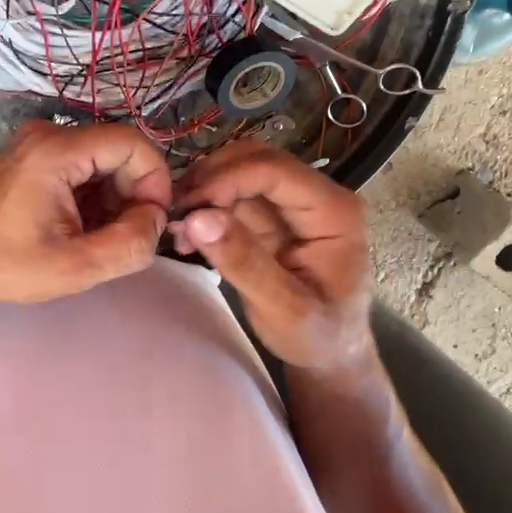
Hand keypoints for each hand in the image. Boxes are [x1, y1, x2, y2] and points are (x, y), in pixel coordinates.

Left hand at [0, 121, 171, 312]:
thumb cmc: (4, 265)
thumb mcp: (75, 267)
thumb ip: (129, 243)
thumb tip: (157, 218)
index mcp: (57, 151)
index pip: (133, 143)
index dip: (155, 180)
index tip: (153, 220)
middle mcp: (47, 134)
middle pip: (117, 150)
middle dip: (133, 192)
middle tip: (127, 236)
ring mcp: (36, 143)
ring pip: (100, 160)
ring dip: (113, 197)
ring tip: (100, 238)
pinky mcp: (30, 157)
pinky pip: (79, 166)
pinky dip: (91, 196)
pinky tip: (81, 229)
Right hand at [171, 142, 374, 374]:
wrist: (328, 355)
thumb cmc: (318, 336)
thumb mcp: (284, 310)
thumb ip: (245, 264)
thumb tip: (198, 218)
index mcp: (333, 210)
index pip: (274, 169)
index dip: (227, 179)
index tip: (189, 209)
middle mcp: (314, 194)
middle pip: (253, 158)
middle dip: (210, 179)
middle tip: (178, 216)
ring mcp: (289, 201)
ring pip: (236, 168)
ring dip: (202, 191)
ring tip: (180, 230)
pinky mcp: (268, 212)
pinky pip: (228, 192)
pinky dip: (203, 206)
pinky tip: (188, 237)